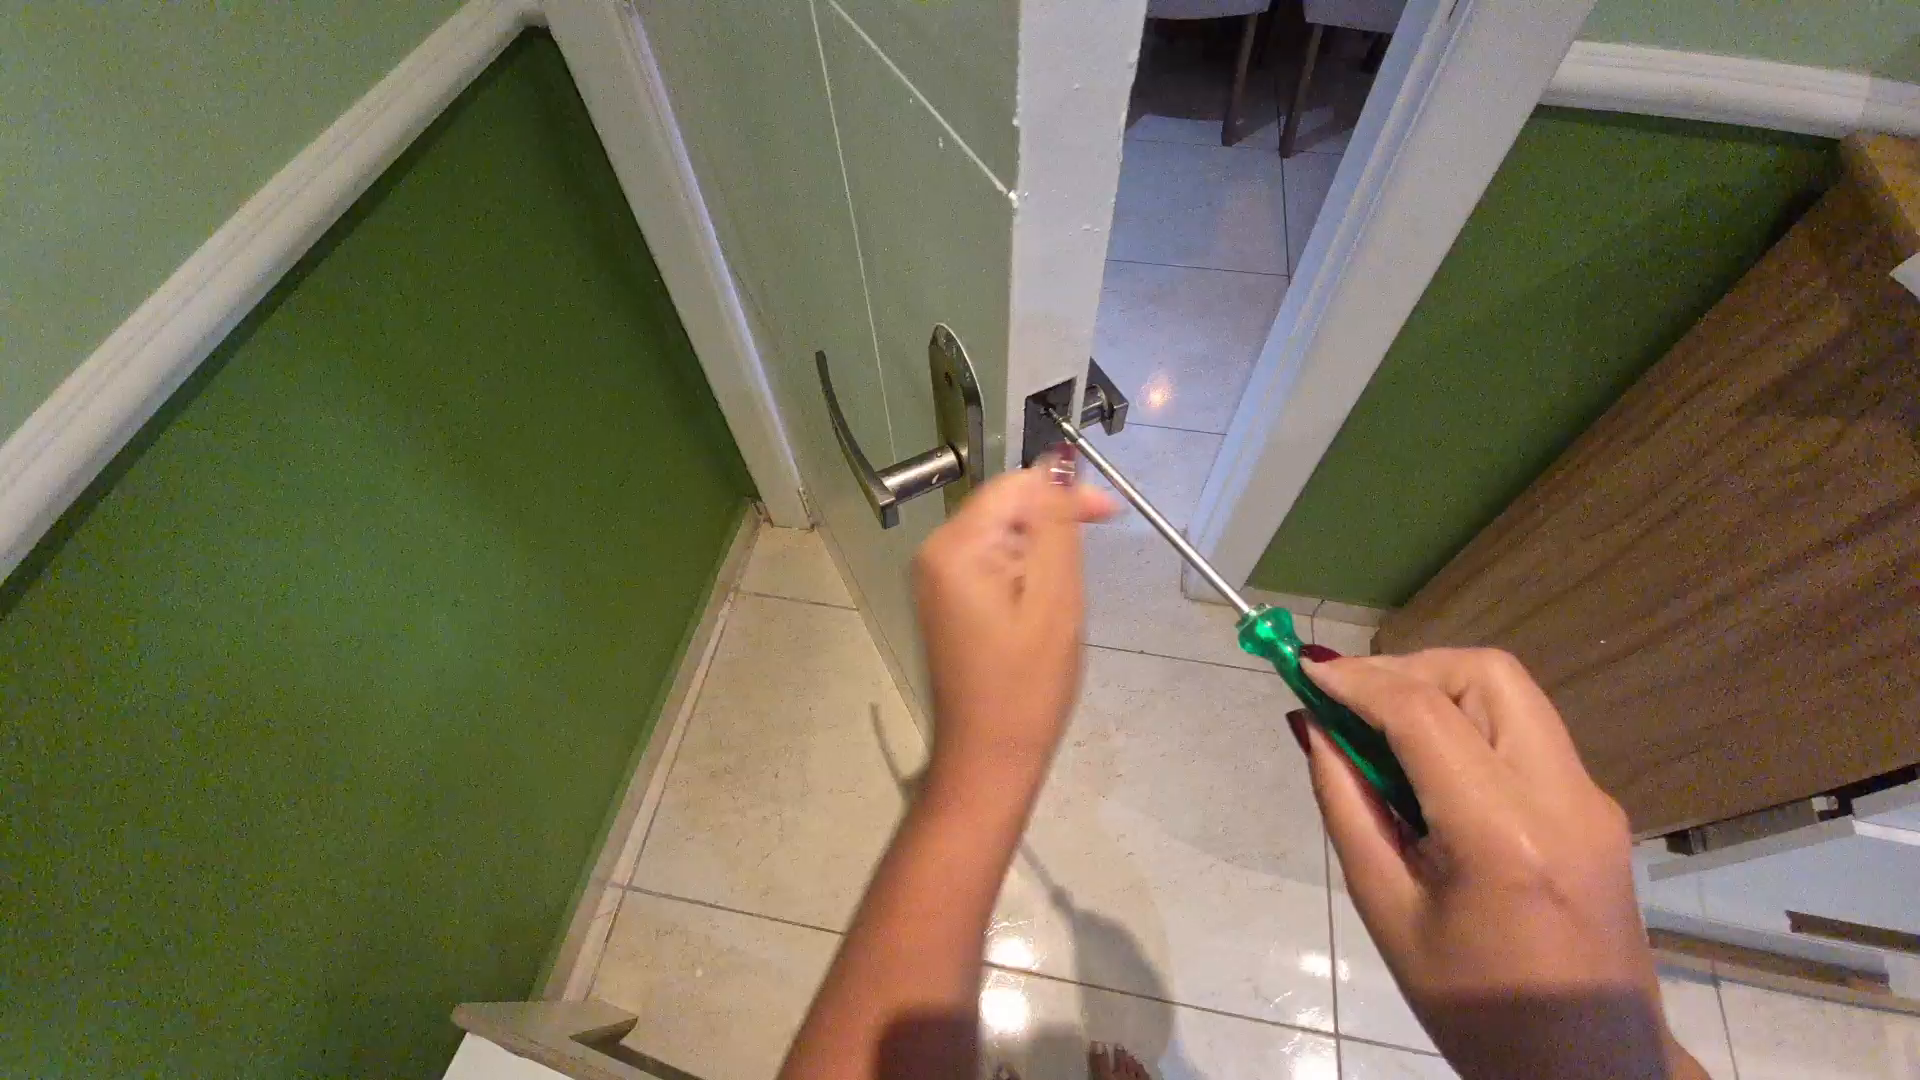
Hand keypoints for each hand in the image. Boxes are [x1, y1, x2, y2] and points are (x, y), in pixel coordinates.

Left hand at [913, 455, 1115, 790]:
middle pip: (1005, 511)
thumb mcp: (1055, 598)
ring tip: (1062, 604)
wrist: (988, 757)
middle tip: (1084, 575)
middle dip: (1052, 529)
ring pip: (1002, 540)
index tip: (1111, 514)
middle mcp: (934, 554)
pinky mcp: (944, 603)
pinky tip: (1039, 613)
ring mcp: (934, 580)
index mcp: (955, 547)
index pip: (1014, 487)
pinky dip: (1022, 578)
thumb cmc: (1027, 686)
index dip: (1063, 492)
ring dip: (1040, 557)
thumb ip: (1055, 523)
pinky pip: (990, 567)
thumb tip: (1056, 463)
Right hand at [1297, 649, 1704, 1079]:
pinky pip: (1522, 729)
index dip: (1356, 680)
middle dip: (1407, 667)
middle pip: (1486, 673)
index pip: (1423, 713)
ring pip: (1510, 691)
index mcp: (1504, 834)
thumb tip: (1312, 724)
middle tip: (1352, 698)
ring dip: (1437, 685)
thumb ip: (1344, 801)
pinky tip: (1424, 760)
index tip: (1304, 669)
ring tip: (1380, 723)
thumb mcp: (1383, 903)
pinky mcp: (1595, 807)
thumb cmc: (1471, 1003)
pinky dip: (1463, 717)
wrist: (1592, 1072)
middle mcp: (1563, 798)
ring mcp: (1591, 799)